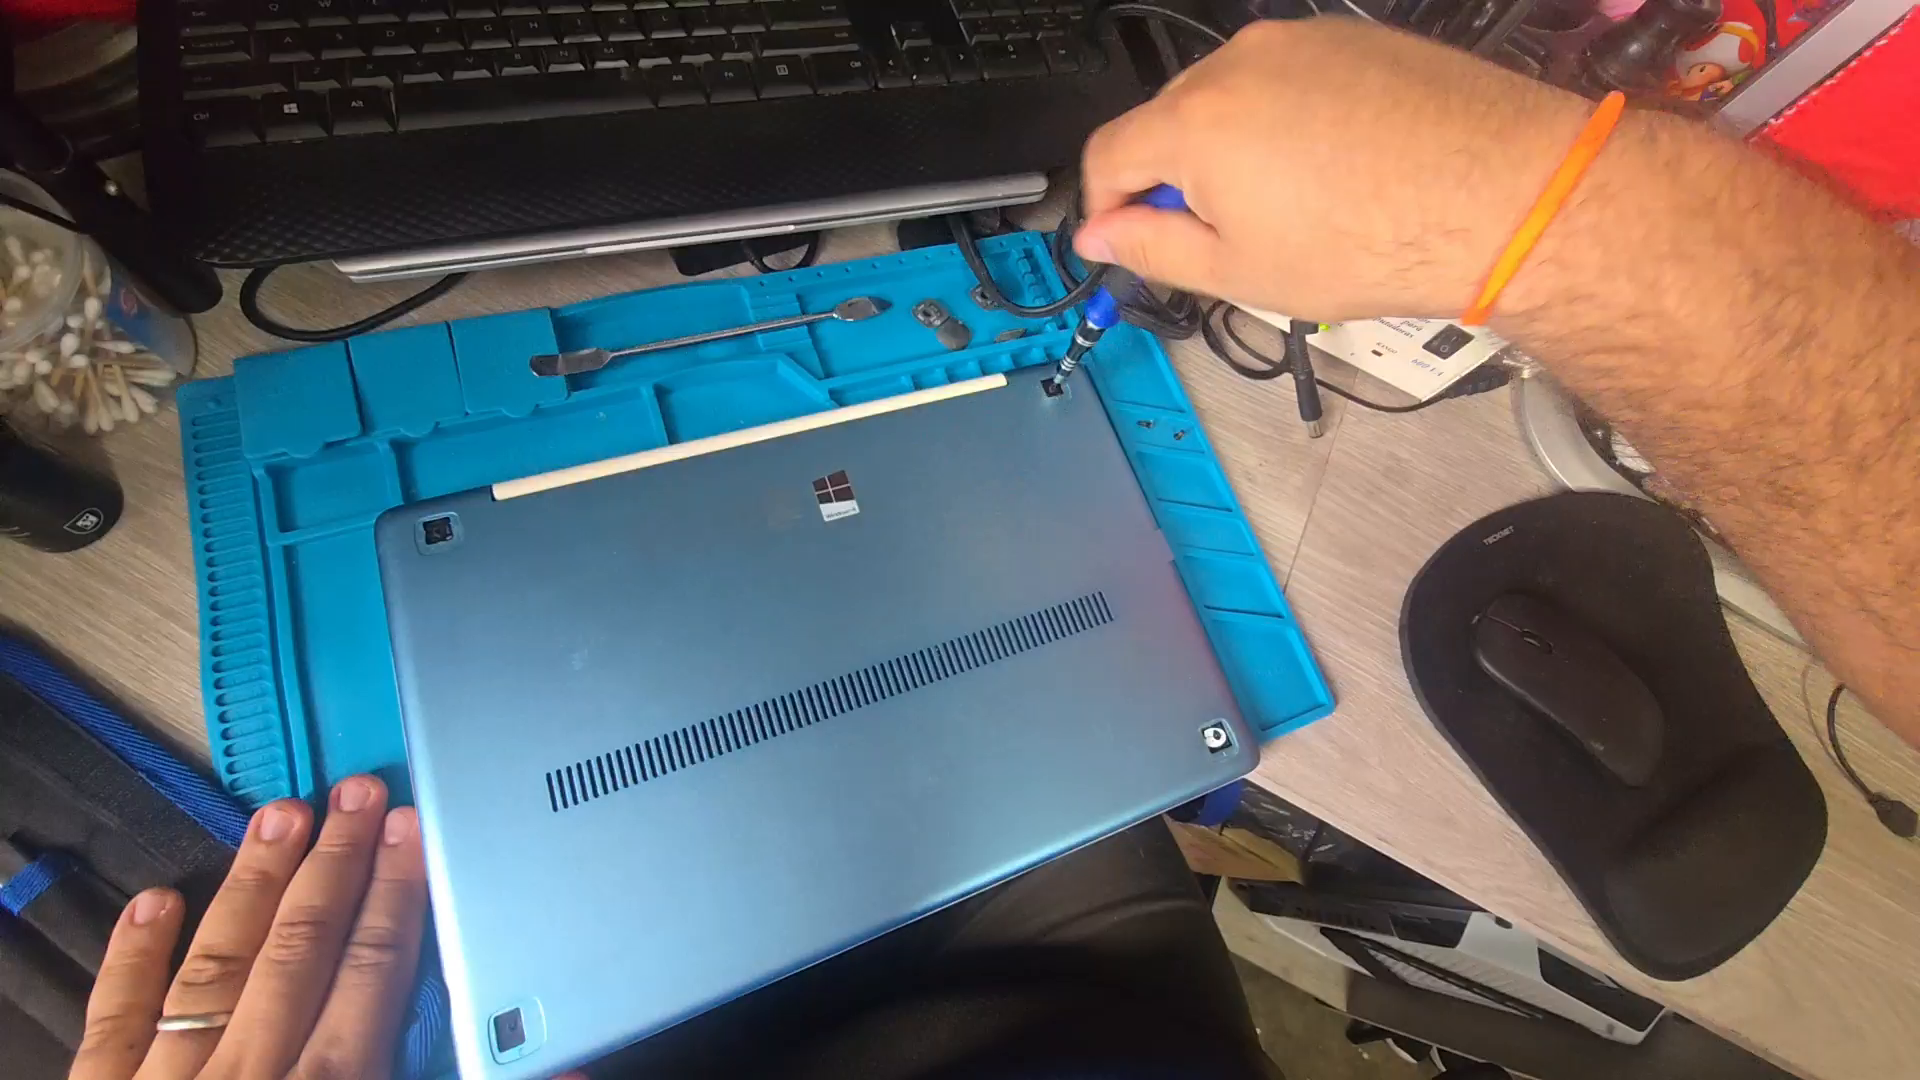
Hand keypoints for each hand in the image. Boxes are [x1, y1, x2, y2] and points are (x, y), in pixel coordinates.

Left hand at [70, 775, 428, 1079]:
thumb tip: (572, 1059)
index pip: (374, 965)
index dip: (396, 888)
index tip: (409, 826)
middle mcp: (250, 1079)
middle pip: (302, 948)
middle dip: (336, 863)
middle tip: (358, 791)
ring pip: (217, 968)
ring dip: (253, 886)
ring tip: (281, 815)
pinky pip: (110, 1029)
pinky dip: (133, 964)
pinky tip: (155, 900)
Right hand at [1074, 18, 1594, 322]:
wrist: (1497, 196)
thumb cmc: (1363, 243)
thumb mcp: (1231, 269)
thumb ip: (1147, 247)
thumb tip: (1097, 236)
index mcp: (1196, 122)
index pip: (1106, 154)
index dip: (1102, 206)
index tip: (1123, 239)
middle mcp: (1237, 62)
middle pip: (1158, 124)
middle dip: (1164, 181)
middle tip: (1208, 237)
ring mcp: (1296, 41)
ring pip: (1216, 102)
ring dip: (1216, 155)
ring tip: (1271, 207)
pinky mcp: (1342, 39)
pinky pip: (1272, 82)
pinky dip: (1266, 127)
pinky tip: (1310, 172)